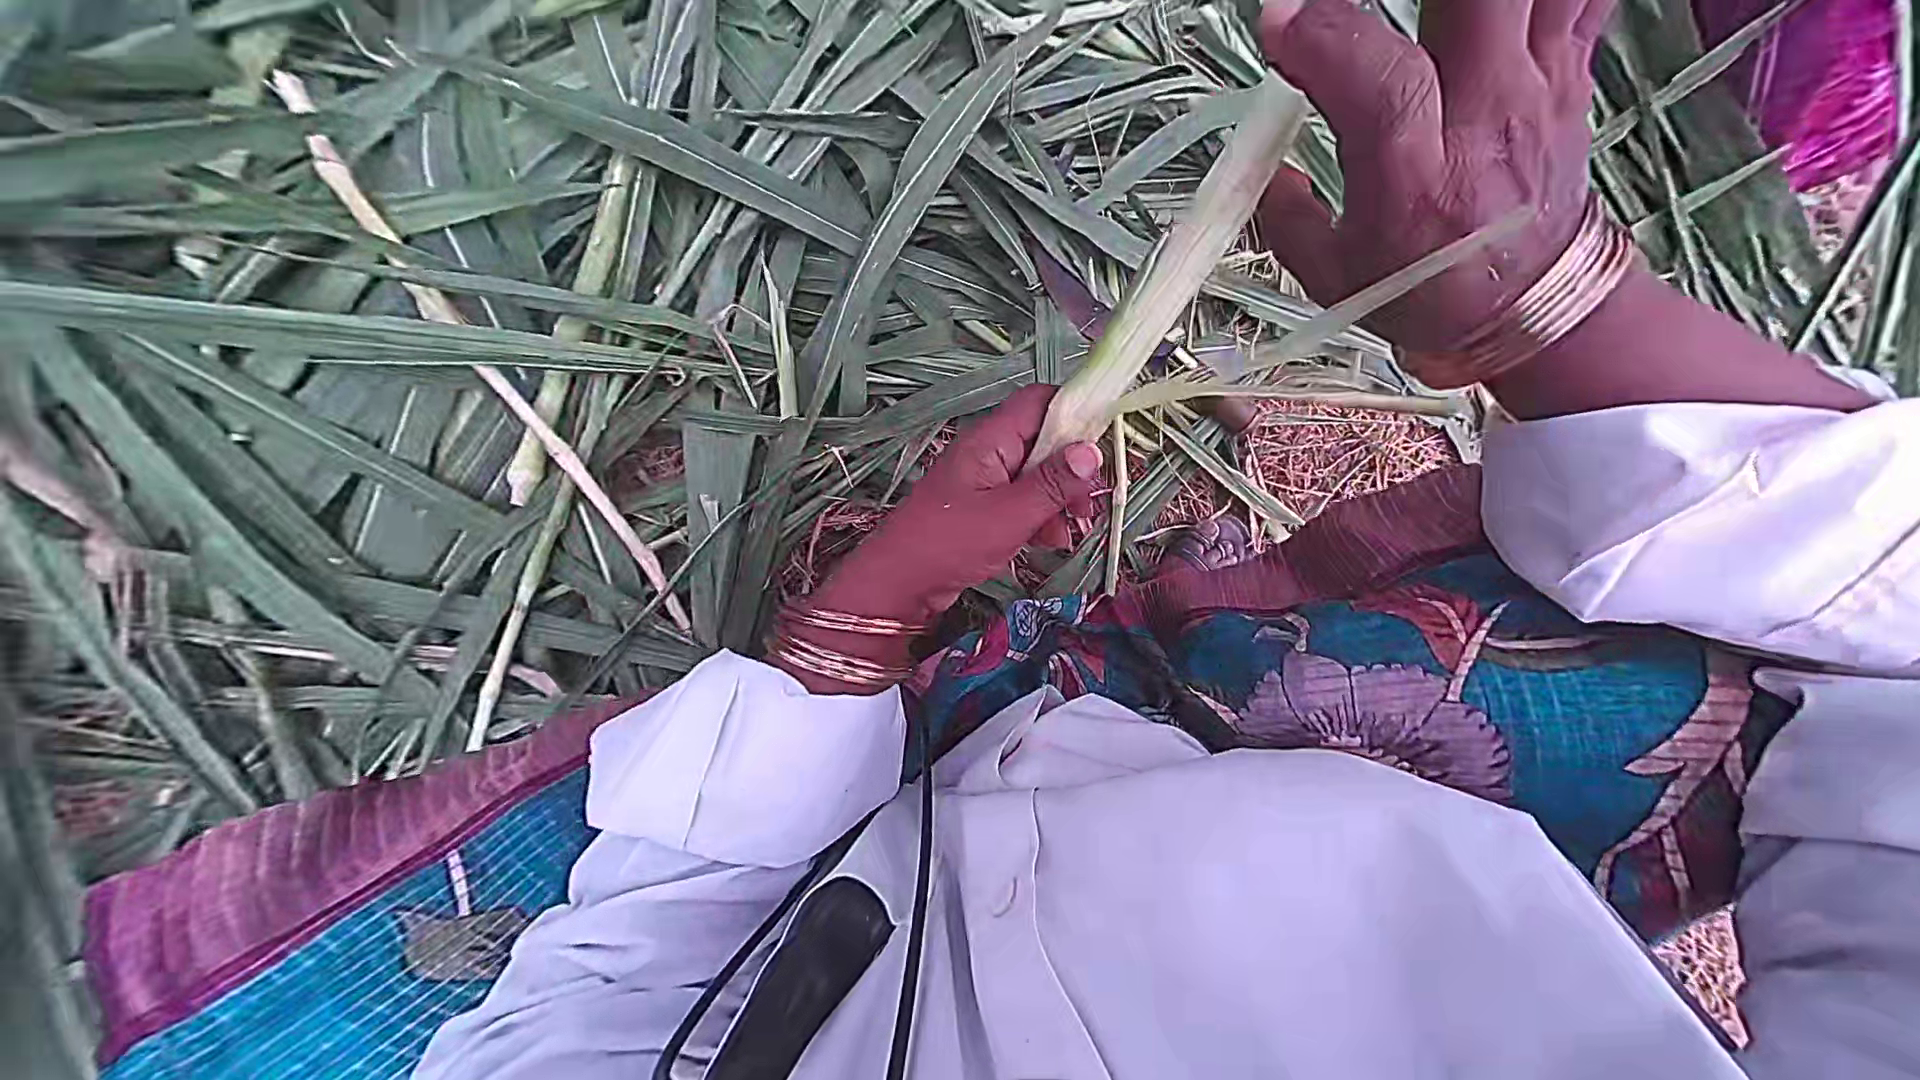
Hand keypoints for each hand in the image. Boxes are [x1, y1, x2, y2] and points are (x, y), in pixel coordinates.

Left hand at [811, 384, 1103, 627]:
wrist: (899, 583)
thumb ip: (1052, 483)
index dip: (1074, 411)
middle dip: (1071, 470)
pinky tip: (1050, 541)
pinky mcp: (982, 508)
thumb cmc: (951, 542)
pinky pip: (1020, 501)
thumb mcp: (1010, 514)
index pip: (1039, 402)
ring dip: (1058, 499)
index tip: (1103, 442)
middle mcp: (988, 452)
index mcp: (990, 440)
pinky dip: (1039, 517)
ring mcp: (984, 481)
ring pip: (1035, 475)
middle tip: (1088, 504)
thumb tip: (1092, 450)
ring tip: (1071, 530)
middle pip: (1043, 441)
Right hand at [1258, 0, 1615, 356]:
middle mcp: (1485, 118)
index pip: (1382, 85)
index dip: (1327, 41)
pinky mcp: (1570, 65)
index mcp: (1415, 179)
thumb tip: (1264, 169)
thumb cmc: (1422, 293)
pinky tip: (1485, 7)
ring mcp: (1539, 81)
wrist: (1520, 302)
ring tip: (1424, 8)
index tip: (1278, 22)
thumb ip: (1287, 215)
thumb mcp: (1329, 274)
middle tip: (1352, 1)